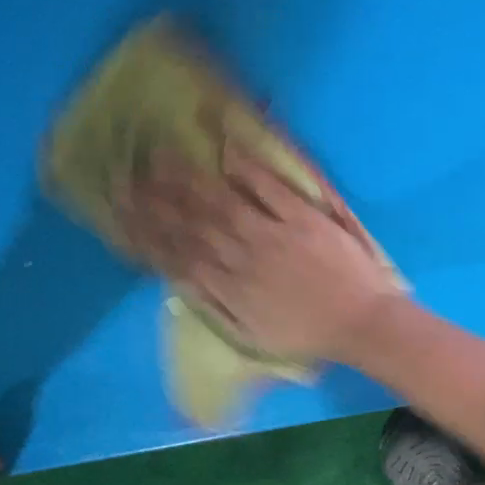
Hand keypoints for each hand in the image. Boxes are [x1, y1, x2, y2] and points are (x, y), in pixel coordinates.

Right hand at [117, 139, 403, 360]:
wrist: (362, 323)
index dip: (147, 231)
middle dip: (157, 199)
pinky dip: (249, 170)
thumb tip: (178, 280)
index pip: (178, 255)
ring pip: (223, 204)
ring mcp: (274, 235)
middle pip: (192, 224)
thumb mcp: (253, 333)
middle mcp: (244, 259)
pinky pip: (271, 190)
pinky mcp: (305, 219)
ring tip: (162, 156)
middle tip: (129, 173)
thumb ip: (215, 306)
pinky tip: (226, 151)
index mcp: (230, 289)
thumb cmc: (310, 332)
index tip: (122, 211)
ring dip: (190, 179)